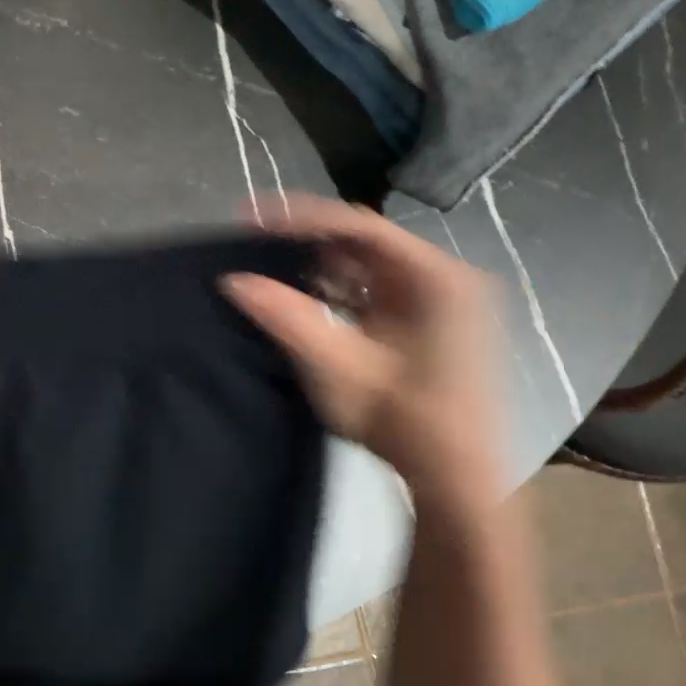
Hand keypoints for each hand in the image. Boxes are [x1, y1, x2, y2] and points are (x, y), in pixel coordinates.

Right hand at [224, 193, 503, 502]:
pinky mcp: (426, 324)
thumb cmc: (401, 416)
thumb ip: (287, 318)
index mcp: (436, 278)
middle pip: (365, 243)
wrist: (452, 469)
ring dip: (318, 267)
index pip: (360, 228)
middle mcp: (444, 278)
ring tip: (264, 267)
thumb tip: (234, 281)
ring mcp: (439, 302)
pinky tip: (299, 298)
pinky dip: (335, 290)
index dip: (301, 218)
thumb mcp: (336, 366)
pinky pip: (373, 291)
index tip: (248, 216)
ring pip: (368, 267)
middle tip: (250, 241)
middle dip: (306, 241)